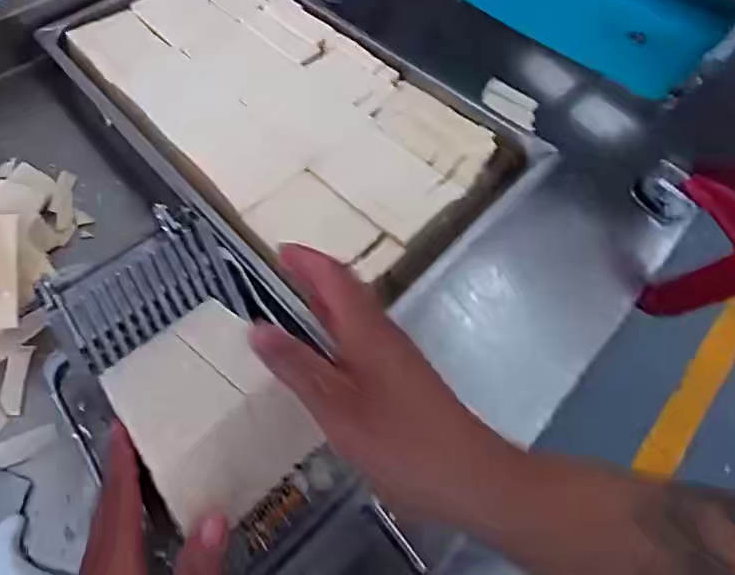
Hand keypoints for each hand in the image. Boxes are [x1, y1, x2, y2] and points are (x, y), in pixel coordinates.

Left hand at [80, 421, 227, 574]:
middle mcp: (99, 556)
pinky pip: (104, 537)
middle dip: (120, 466)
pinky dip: (117, 518)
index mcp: (116, 549)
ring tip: (133, 472)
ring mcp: (95, 569)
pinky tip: (130, 525)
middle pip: (108, 499)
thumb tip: (215, 521)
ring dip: (118, 492)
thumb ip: (196, 561)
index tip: (122, 423)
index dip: (121, 454)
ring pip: (104, 518)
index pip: (118, 489)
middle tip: (129, 436)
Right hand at [247, 244, 522, 526]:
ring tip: (291, 310)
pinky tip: (324, 356)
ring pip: (354, 313)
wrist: (478, 483)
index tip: (278, 250)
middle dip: (312, 275)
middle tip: (277, 275)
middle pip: (345, 289)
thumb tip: (256, 327)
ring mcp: (396, 355)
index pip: (333, 276)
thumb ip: (295, 366)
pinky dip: (335, 328)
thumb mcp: (336, 408)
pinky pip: (361, 335)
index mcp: (364, 329)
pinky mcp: (403, 377)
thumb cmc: (402, 441)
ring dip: (323, 301)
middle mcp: (381, 332)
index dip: (305, 259)